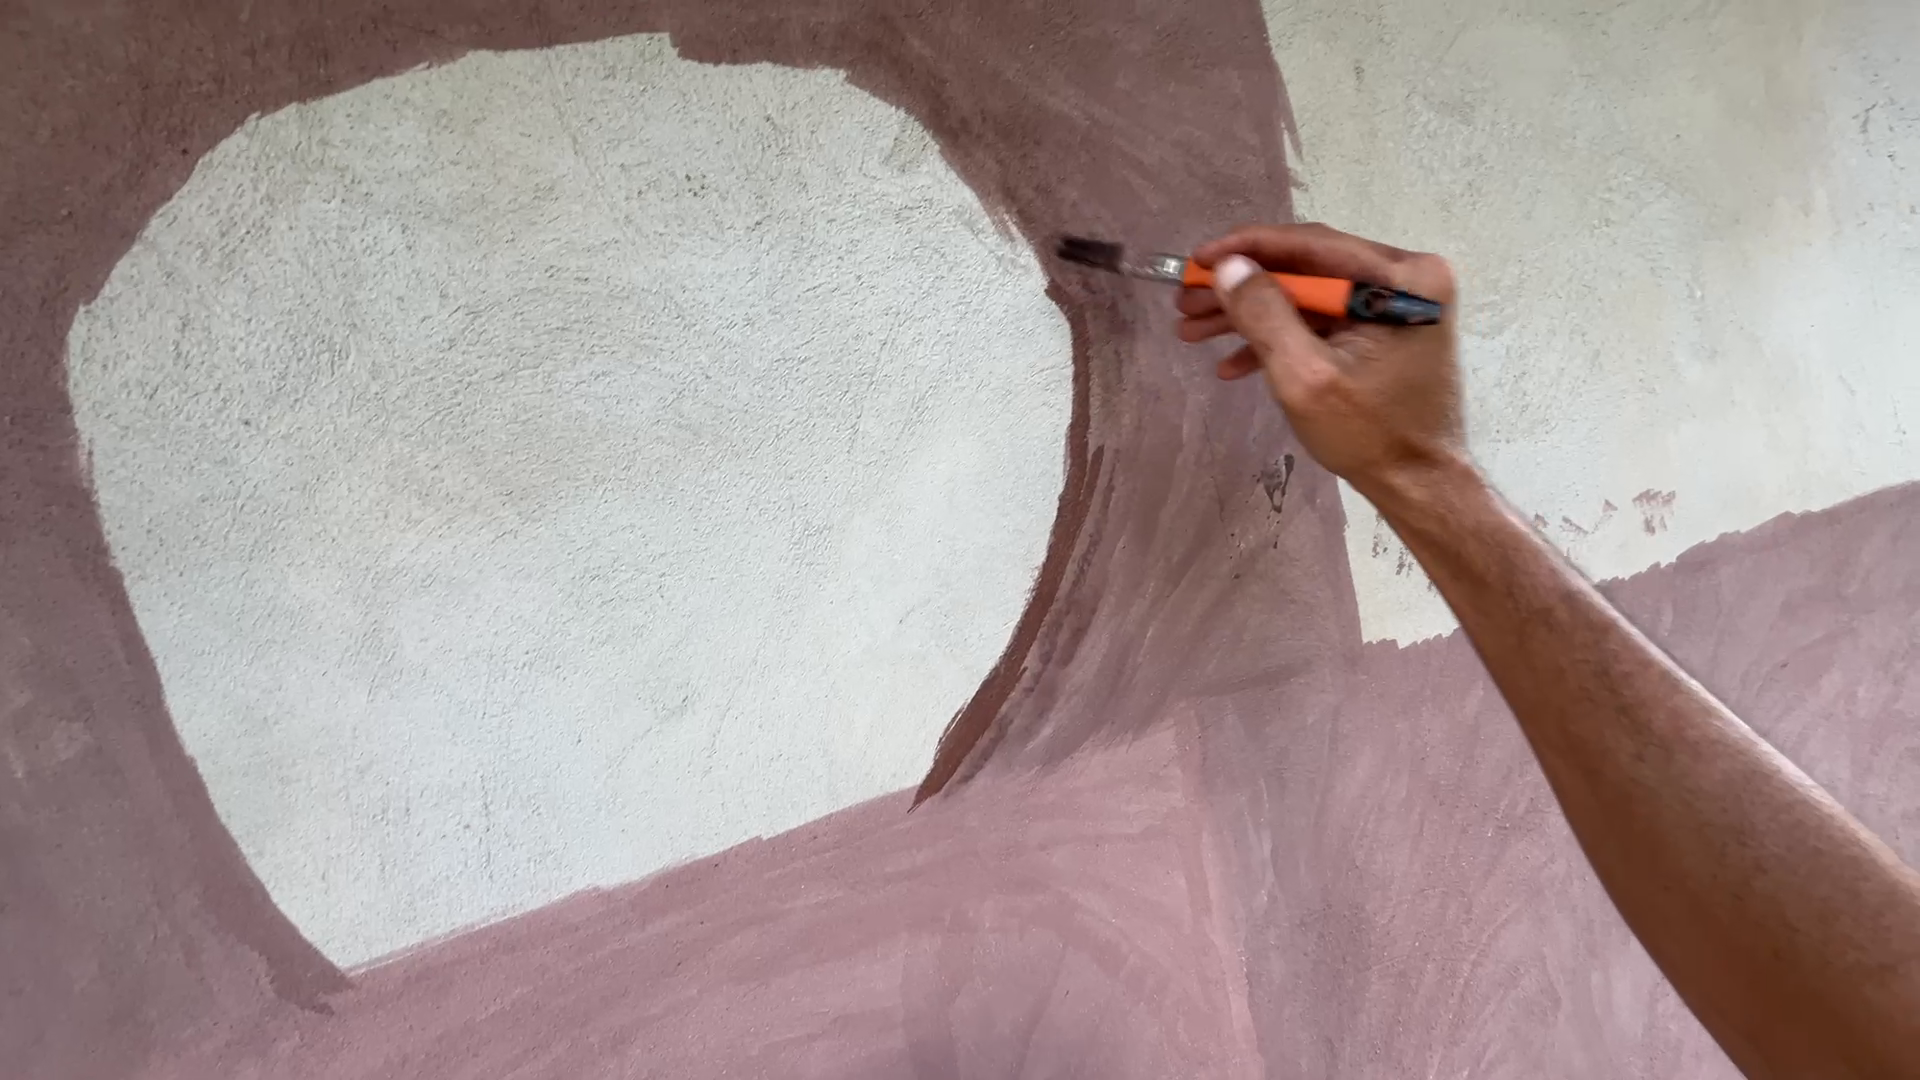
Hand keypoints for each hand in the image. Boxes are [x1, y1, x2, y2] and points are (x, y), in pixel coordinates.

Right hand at [1177, 223, 1469, 503]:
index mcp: (1401, 277)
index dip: (1246, 249)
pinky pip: (1317, 324)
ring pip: (1303, 298)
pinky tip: (1231, 365)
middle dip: (1239, 289)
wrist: (1415, 481)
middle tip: (1185, 301)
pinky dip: (1275, 340)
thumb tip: (1227, 269)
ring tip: (1192, 331)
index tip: (1196, 260)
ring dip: (1247, 316)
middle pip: (1304, 270)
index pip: (1311, 245)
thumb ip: (1265, 316)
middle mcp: (1403, 278)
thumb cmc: (1366, 432)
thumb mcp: (1304, 375)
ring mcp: (1392, 306)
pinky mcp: (1379, 333)